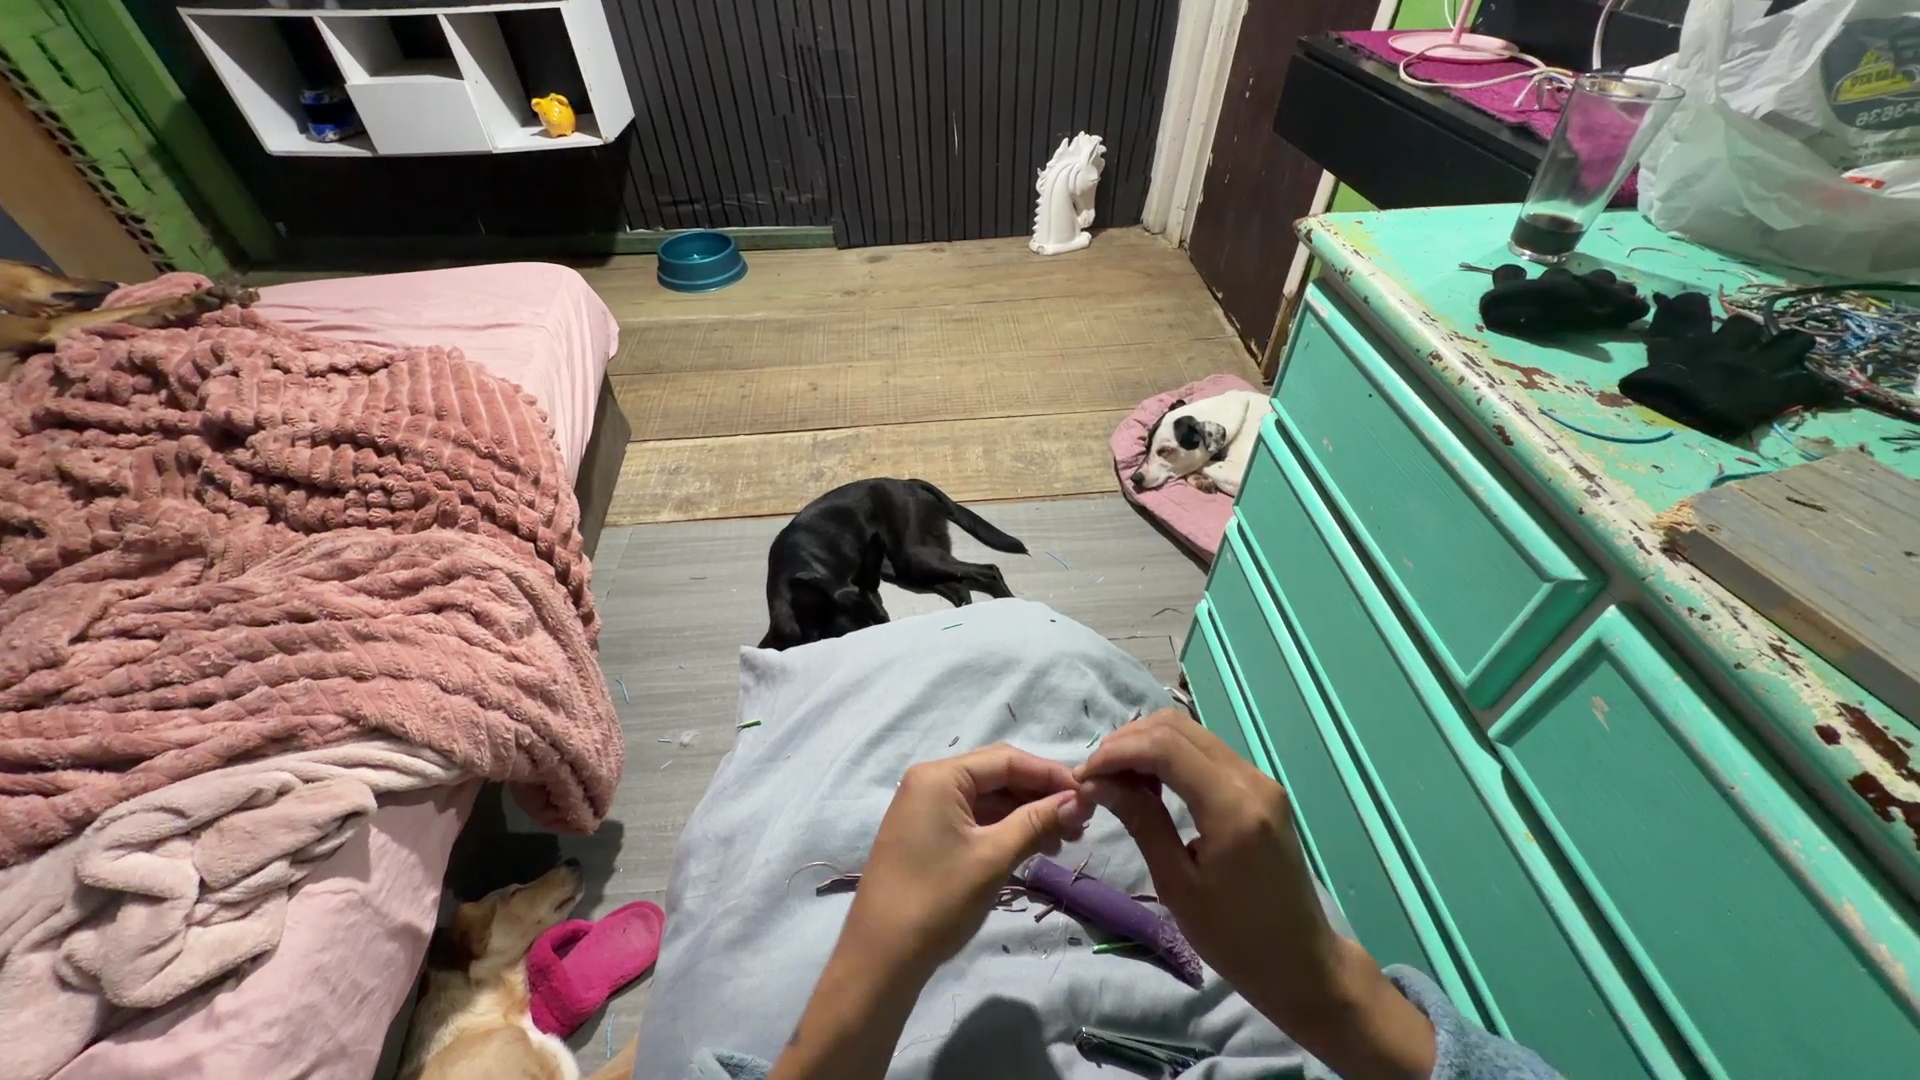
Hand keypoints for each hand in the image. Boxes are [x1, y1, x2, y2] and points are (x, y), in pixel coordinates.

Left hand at [772, 746, 1091, 1079]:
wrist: (881, 958)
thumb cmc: (938, 900)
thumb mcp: (994, 858)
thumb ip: (1036, 822)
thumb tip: (1078, 800)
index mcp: (940, 776)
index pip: (1007, 760)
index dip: (1051, 775)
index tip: (1089, 796)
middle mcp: (930, 781)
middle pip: (997, 775)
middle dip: (1040, 795)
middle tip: (1080, 822)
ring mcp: (926, 807)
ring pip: (988, 798)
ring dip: (1026, 814)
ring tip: (1063, 840)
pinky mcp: (927, 832)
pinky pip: (974, 817)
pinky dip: (1004, 828)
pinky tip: (1033, 846)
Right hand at [1076, 710, 1434, 1078]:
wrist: (1302, 964)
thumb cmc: (1235, 938)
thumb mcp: (1177, 884)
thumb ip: (1141, 821)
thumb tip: (1097, 782)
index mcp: (1233, 807)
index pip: (1165, 747)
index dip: (1117, 752)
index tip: (1084, 776)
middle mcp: (1251, 779)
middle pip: (1176, 726)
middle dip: (1127, 741)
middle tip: (1096, 775)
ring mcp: (1259, 779)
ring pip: (1190, 731)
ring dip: (1146, 744)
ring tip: (1116, 778)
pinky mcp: (1259, 787)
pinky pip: (1205, 750)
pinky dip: (1169, 754)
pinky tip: (1148, 781)